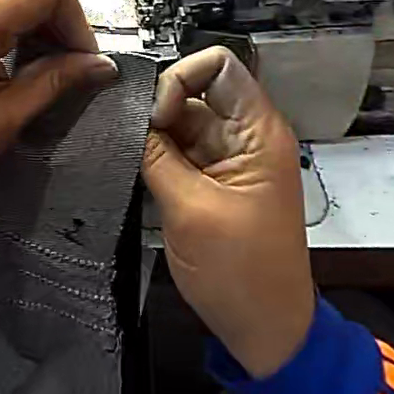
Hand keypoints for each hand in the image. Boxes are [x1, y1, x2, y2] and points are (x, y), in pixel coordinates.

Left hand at [0, 0, 118, 213]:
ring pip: (13, 6)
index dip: (77, 22)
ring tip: (49, 76)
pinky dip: (15, 38)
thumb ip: (58, 79)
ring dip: (39, 35)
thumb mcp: (8, 115)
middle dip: (60, 28)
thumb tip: (101, 65)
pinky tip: (21, 71)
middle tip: (74, 71)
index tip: (85, 60)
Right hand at [142, 47, 314, 378]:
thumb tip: (129, 119)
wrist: (264, 328)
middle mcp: (245, 136)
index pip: (220, 66)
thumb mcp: (191, 209)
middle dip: (159, 112)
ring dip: (156, 138)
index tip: (157, 118)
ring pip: (184, 123)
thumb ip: (157, 156)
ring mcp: (229, 159)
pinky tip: (139, 174)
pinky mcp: (214, 181)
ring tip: (131, 162)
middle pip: (196, 92)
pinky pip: (181, 152)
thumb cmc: (240, 273)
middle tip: (134, 145)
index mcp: (258, 132)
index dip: (181, 79)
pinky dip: (159, 158)